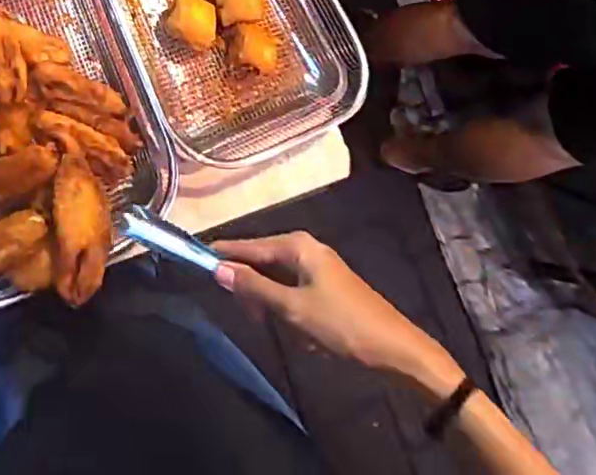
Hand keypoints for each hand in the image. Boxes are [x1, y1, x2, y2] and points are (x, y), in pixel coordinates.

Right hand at [213, 232, 464, 399]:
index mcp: (297, 245)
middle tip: (243, 312)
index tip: (197, 257)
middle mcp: (305, 248)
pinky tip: (294, 328)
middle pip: (262, 260)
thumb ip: (254, 288)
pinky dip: (286, 306)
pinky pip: (292, 289)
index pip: (250, 245)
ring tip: (269, 324)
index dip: (224, 253)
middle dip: (250, 285)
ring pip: (277, 278)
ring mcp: (317, 266)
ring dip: (269, 301)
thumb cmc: (343, 324)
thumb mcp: (293, 309)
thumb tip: (218, 269)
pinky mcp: (325, 286)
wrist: (398, 351)